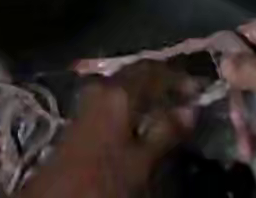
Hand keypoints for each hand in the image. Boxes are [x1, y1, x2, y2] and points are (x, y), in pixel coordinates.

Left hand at [18, 62, 196, 197]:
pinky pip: (116, 94)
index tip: (198, 87)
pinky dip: (134, 98)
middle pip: (137, 73)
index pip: (152, 71)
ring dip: (147, 88)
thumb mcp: (140, 161)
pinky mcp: (85, 110)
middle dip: (162, 79)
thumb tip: (191, 109)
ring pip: (126, 82)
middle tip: (185, 92)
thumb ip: (165, 132)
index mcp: (118, 91)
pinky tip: (144, 113)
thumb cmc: (104, 178)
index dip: (176, 77)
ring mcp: (91, 96)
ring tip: (169, 102)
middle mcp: (103, 85)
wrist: (57, 195)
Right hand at [219, 19, 255, 197]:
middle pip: (251, 60)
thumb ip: (253, 70)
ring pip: (252, 92)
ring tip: (239, 134)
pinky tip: (248, 147)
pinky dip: (250, 130)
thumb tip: (223, 59)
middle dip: (234, 81)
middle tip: (220, 100)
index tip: (208, 55)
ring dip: (240, 111)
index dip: (233, 38)